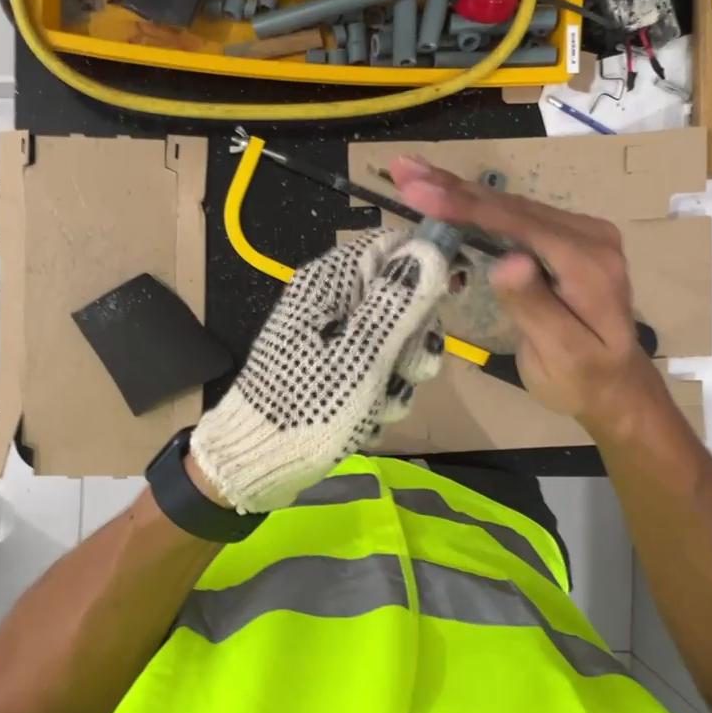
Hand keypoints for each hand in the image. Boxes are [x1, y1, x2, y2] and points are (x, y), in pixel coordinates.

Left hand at [190, 227, 448, 512]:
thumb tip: (431, 247)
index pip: (392, 248)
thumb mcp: (363, 355)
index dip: (427, 267)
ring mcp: (330, 340)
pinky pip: (374, 375)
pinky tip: (362, 421)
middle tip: (404, 371)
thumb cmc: (309, 405)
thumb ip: (400, 302)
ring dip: (396, 380)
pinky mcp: (330, 372)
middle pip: (401, 300)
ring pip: (394, 345)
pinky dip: (375, 398)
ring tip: (375, 406)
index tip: (452, 295)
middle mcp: (331, 302)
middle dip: (414, 341)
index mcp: (331, 282)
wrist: (259, 464)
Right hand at [390, 155, 662, 436]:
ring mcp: (576, 234)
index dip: (468, 208)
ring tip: (412, 175)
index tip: (420, 194)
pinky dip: (474, 206)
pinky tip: (443, 193)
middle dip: (452, 188)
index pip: (521, 226)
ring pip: (509, 207)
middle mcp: (588, 236)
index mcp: (590, 262)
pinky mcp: (561, 240)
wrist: (613, 387)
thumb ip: (535, 306)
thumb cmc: (583, 379)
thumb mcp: (561, 352)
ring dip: (457, 190)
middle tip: (403, 170)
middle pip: (511, 207)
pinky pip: (513, 218)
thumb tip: (507, 262)